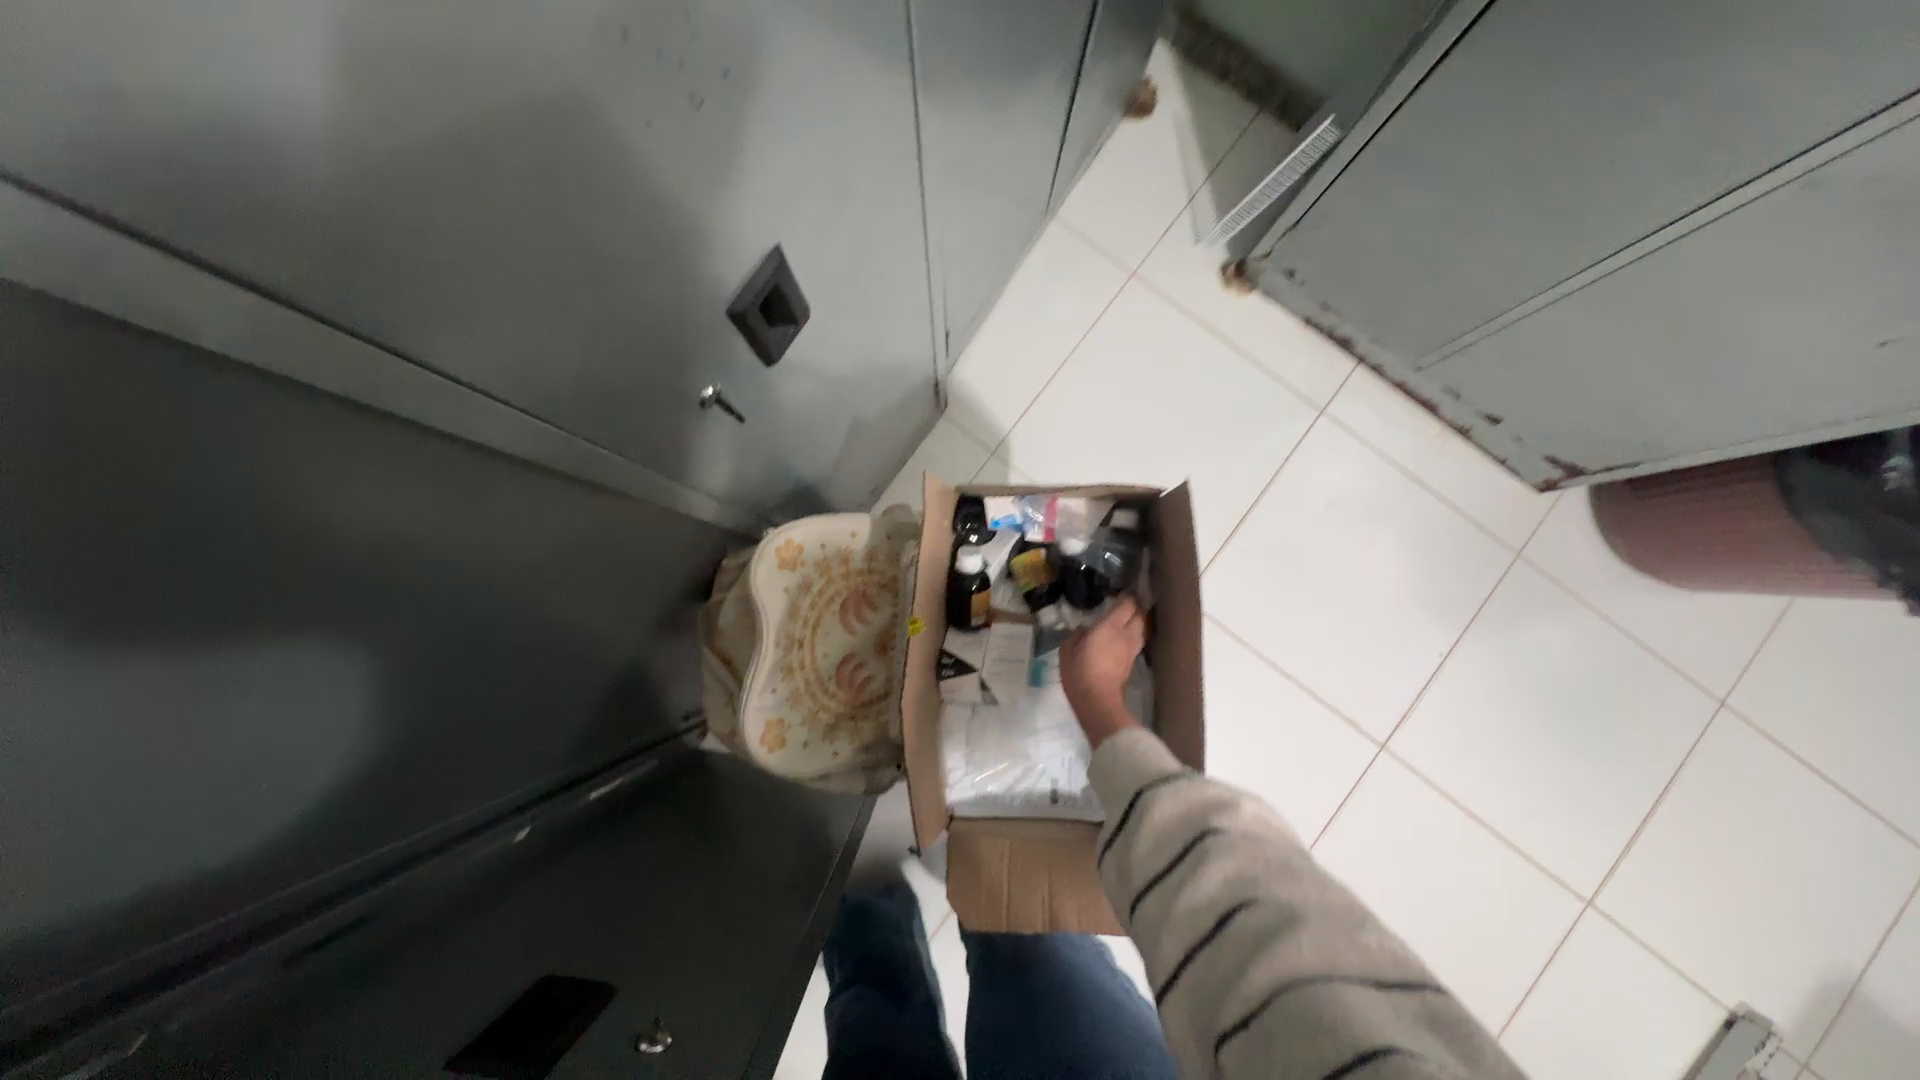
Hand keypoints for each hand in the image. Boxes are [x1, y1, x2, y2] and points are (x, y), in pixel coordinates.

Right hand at [1059, 597, 1145, 748]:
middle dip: (1135, 608)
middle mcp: (1126, 634)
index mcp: (1110, 626)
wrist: (1098, 701)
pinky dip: (1134, 636)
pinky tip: (1124, 639)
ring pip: (1142, 629)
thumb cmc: (1080, 672)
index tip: (1119, 592)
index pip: (1127, 604)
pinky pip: (1137, 642)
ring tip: (1126, 620)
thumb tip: (1084, 630)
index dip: (1126, 596)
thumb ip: (1077, 635)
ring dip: (1137, 622)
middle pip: (1139, 615)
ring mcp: (1132, 649)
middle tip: (1124, 605)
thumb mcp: (1068, 649)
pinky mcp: (1133, 663)